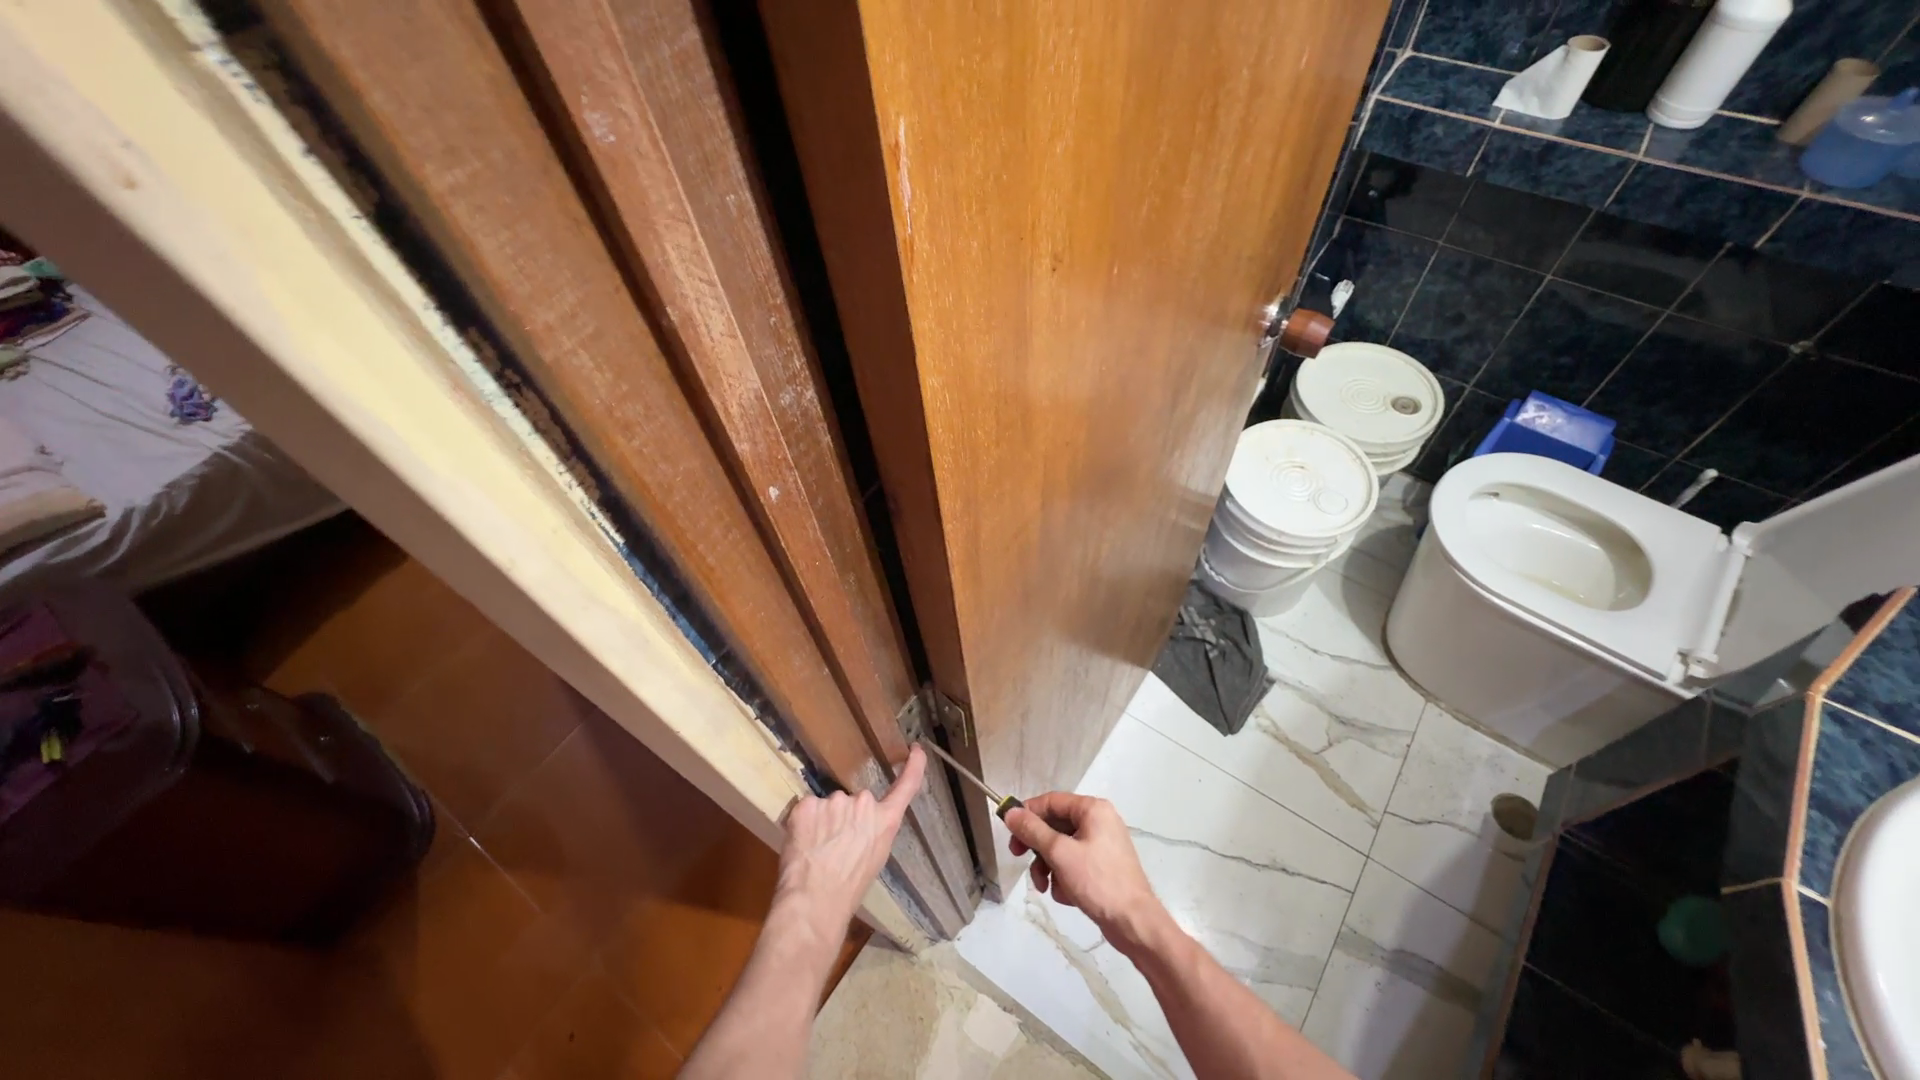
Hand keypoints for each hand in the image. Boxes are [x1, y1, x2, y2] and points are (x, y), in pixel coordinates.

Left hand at [773, 745, 925, 936]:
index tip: (917, 750)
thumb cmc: (848, 890)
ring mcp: (834, 800)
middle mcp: (863, 803)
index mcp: (885, 821)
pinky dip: (803, 823)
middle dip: (844, 817)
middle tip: (834, 846)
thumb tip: (858, 825)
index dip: (913, 767)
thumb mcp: (874, 859)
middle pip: (853, 801)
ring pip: (828, 805)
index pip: (905, 787)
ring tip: (817, 850)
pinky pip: (806, 808)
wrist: (815, 901)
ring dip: (823, 820)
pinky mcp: (807, 804)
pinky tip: (802, 844)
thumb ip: (872, 831)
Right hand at [1004, 793, 1161, 947]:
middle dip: (1037, 847)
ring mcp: (1102, 844)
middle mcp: (1099, 821)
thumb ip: (1032, 830)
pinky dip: (1064, 877)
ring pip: (1061, 847)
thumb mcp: (1059, 853)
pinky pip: (1073, 863)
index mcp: (1093, 809)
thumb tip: (1010, 812)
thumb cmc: (1097, 881)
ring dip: (1048, 866)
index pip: (1051, 801)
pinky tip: (1067, 895)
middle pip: (1055, 825)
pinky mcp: (1102, 866)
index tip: (1009, 832)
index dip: (1027, 814)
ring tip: (1046, 887)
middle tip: (1019, 858)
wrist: (1133, 922)